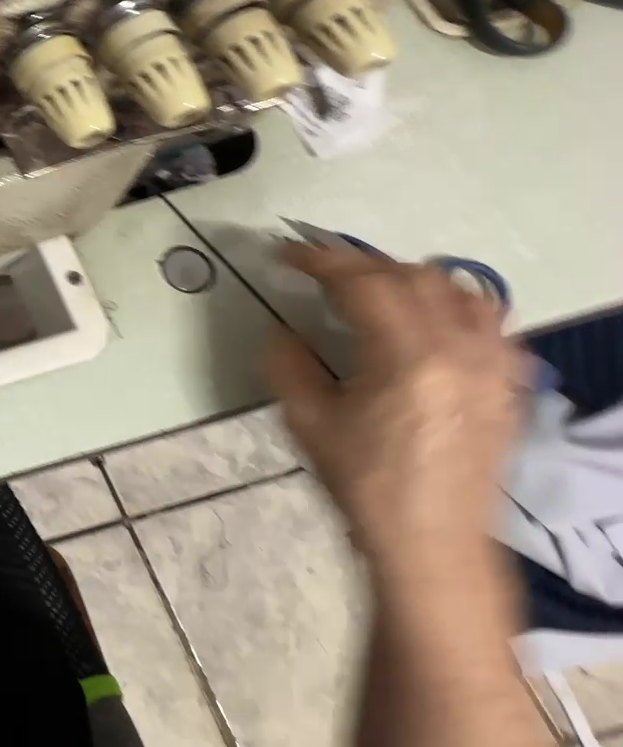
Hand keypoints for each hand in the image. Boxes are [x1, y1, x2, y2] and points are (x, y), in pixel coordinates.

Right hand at [266, 243, 526, 584]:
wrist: (432, 538)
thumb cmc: (362, 479)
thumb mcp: (306, 419)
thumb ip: (288, 363)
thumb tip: (283, 332)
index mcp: (406, 359)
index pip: (365, 283)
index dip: (321, 260)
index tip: (288, 253)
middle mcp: (460, 353)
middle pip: (414, 277)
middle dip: (360, 263)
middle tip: (320, 269)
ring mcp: (494, 368)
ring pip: (461, 292)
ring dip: (411, 278)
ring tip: (374, 285)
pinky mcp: (508, 386)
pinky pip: (493, 325)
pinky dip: (457, 306)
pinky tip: (430, 320)